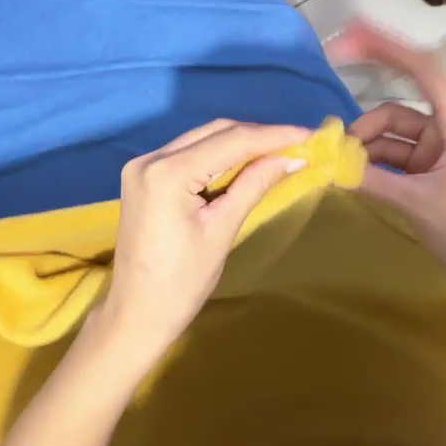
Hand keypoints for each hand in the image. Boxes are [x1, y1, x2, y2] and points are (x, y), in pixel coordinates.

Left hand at [98, 120, 310, 359]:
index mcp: (167, 173)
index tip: (310, 135)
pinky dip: (218, 155)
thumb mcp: (222, 230)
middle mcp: (150, 158)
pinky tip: (245, 163)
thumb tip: (293, 157)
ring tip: (279, 152)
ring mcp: (142, 165)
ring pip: (201, 139)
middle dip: (258, 136)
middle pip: (214, 132)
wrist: (135, 313)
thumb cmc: (181, 282)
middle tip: (298, 144)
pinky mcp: (143, 176)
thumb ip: (254, 185)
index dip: (273, 136)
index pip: (230, 141)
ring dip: (239, 143)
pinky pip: (188, 154)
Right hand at [325, 19, 445, 289]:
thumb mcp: (416, 203)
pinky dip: (376, 162)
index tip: (350, 35)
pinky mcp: (436, 168)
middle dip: (365, 126)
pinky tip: (354, 174)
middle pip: (398, 109)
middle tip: (333, 144)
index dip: (386, 49)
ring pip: (394, 134)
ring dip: (367, 148)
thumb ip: (370, 180)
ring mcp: (444, 148)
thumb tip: (328, 163)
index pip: (423, 71)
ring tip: (342, 170)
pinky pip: (398, 154)